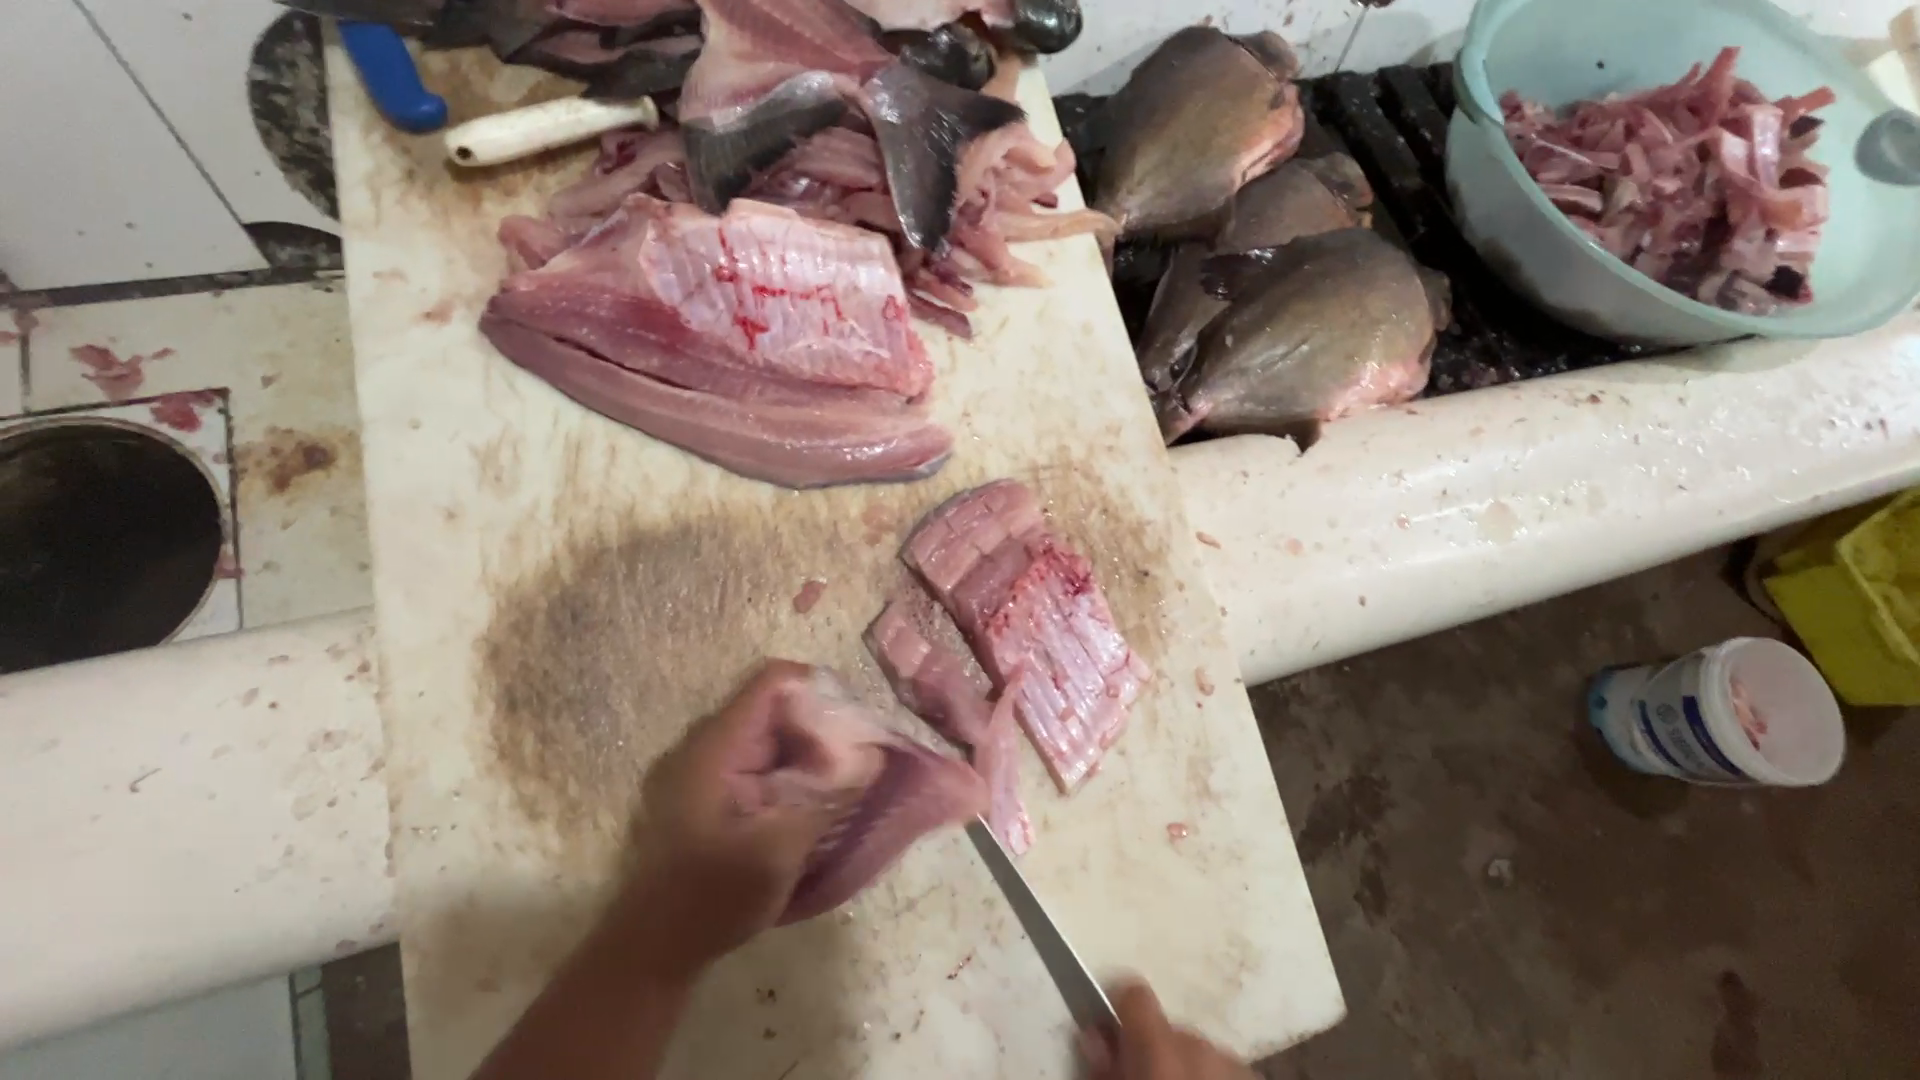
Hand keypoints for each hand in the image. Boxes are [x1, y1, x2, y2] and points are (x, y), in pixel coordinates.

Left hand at [613, 661, 867, 977]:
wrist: (652, 951)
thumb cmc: (712, 898)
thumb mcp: (779, 849)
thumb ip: (828, 796)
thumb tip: (874, 754)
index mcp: (716, 747)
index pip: (772, 682)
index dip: (819, 689)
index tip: (856, 722)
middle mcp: (707, 746)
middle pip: (775, 707)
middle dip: (821, 727)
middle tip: (859, 760)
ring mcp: (706, 770)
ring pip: (771, 736)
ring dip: (809, 753)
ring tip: (844, 783)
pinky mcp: (711, 793)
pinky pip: (760, 763)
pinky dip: (792, 773)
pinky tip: (815, 803)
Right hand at [1081, 980, 1256, 1079]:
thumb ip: (1103, 1070)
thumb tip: (1094, 1038)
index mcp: (1160, 1049)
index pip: (1133, 995)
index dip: (1117, 1009)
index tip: (1108, 1037)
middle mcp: (1200, 1046)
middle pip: (1167, 1030)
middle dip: (1153, 1055)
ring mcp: (1234, 1065)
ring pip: (1197, 1054)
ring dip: (1184, 1073)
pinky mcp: (1254, 1078)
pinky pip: (1222, 1072)